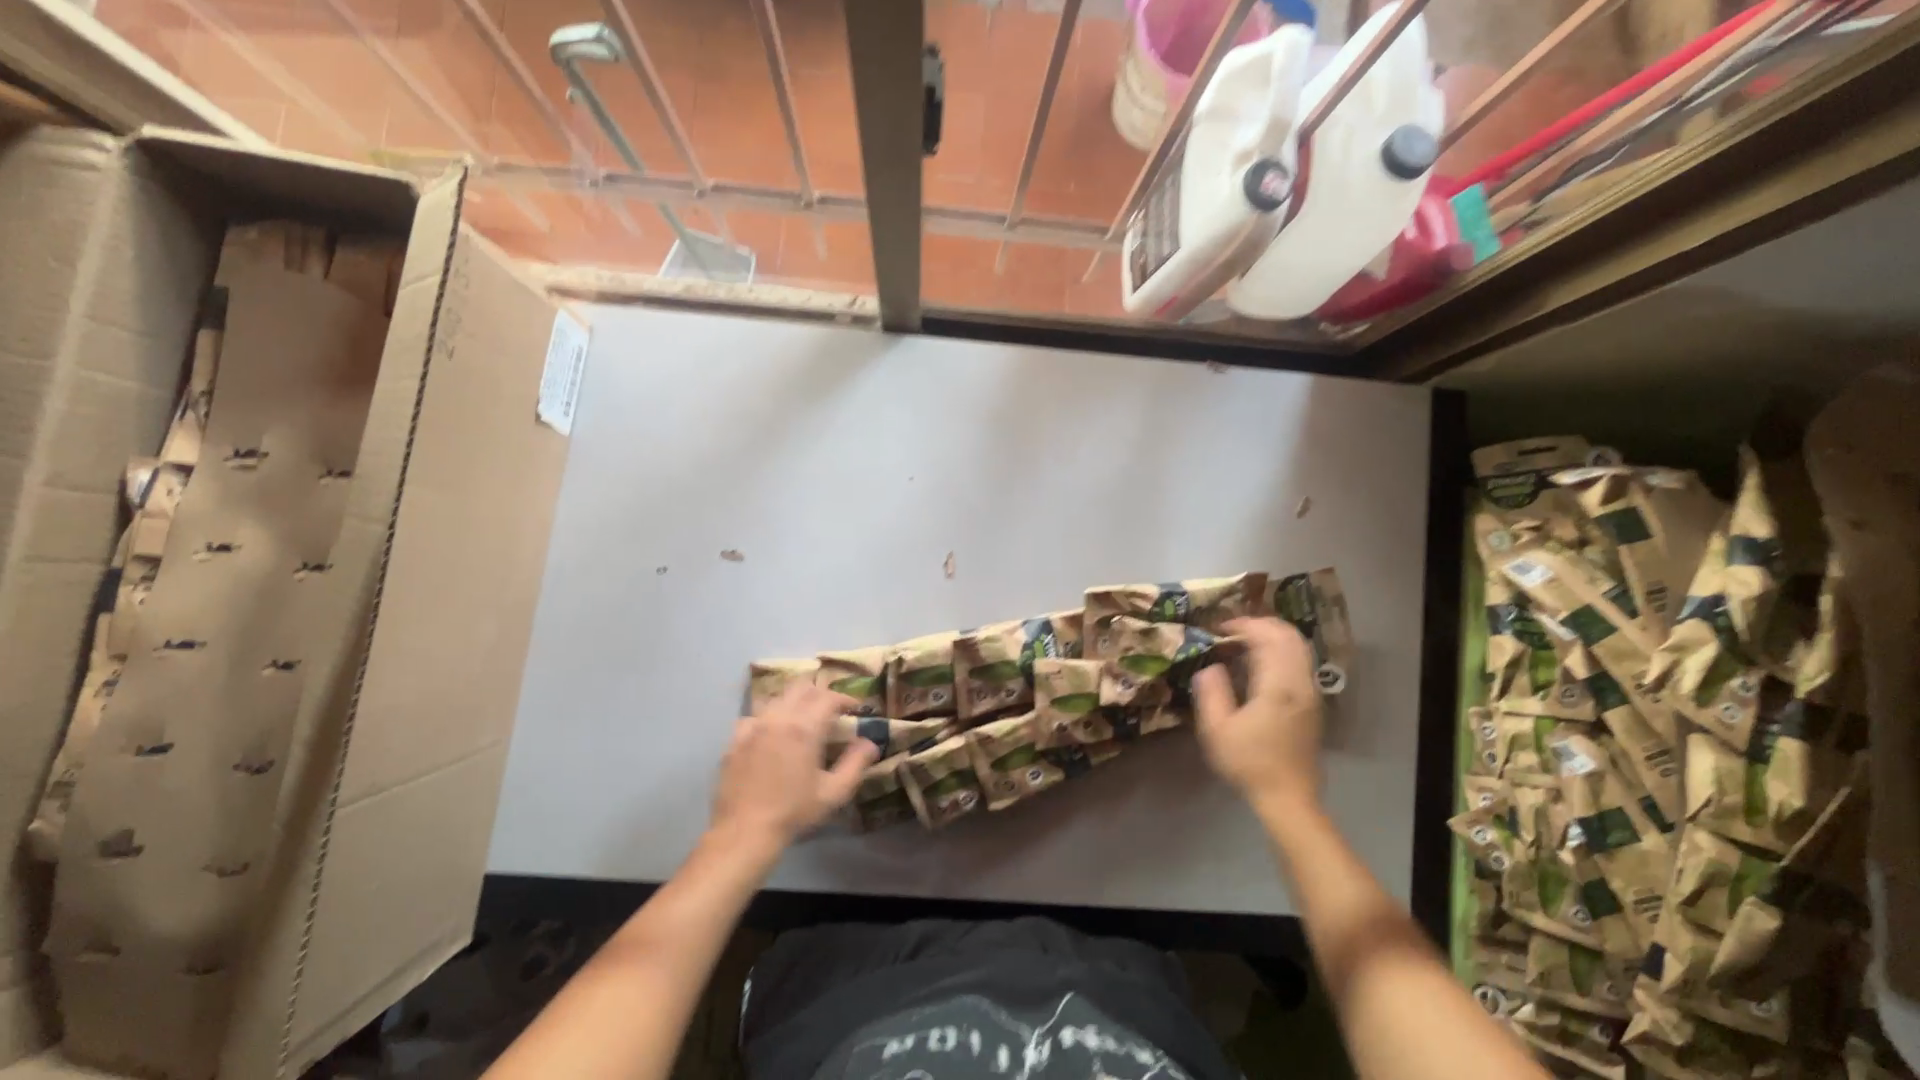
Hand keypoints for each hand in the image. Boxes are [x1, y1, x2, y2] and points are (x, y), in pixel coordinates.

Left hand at [711, 685, 879, 848]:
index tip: (856, 708)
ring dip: (794, 702)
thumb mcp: (834, 792)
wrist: (745, 831)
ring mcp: (752, 727)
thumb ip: (856, 764)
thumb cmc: (794, 812)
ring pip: (776, 698)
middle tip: (831, 709)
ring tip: (803, 719)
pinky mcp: (735, 740)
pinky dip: (768, 718)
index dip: (845, 698)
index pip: (828, 698)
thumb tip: (870, 743)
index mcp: (804, 728)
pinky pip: (754, 717)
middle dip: (820, 693)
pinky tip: (771, 734)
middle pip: (801, 688)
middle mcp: (777, 719)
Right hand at [1192, 617, 1324, 810]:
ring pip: (1299, 647)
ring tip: (1244, 643)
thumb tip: (1210, 666)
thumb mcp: (1217, 730)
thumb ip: (1211, 692)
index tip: (1218, 629)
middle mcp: (1300, 682)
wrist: (1288, 797)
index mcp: (1278, 685)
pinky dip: (1282, 651)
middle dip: (1261, 624)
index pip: (1267, 637)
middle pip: (1289, 635)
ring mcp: (1311, 692)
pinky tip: (1261, 665)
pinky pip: (1301, 662)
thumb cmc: (1249, 763)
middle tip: (1232, 630)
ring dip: (1273, 637)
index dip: (1243, 625)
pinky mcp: (1313, 703)